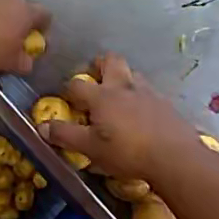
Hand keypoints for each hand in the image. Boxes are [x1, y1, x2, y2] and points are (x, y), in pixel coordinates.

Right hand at [39, 54, 208, 180]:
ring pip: (132, 73)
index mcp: (101, 96)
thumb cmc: (127, 152)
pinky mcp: (166, 104)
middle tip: (94, 79)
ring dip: (122, 79)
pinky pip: (149, 92)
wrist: (175, 158)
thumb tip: (42, 127)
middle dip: (100, 65)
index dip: (68, 89)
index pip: (77, 84)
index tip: (66, 98)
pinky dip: (141, 97)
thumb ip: (65, 135)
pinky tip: (141, 114)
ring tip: (118, 97)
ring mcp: (148, 93)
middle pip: (111, 60)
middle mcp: (124, 87)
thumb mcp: (90, 148)